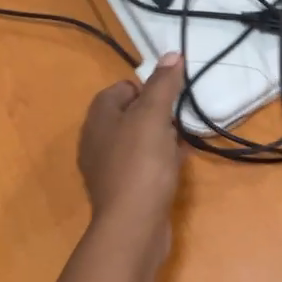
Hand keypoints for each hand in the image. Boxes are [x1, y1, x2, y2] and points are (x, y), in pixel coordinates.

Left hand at [77, 53, 188, 234]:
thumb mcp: (153, 115)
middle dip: (157, 112)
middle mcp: (97, 139)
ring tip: (184, 138)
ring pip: (139, 139)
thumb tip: (171, 53)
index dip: (148, 87)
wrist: (133, 227)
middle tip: (180, 117)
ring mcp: (108, 167)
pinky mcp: (123, 189)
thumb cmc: (140, 163)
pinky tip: (179, 162)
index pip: (123, 87)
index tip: (172, 95)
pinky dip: (161, 159)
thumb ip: (162, 84)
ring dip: (161, 135)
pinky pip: (144, 164)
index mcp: (98, 117)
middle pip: (131, 113)